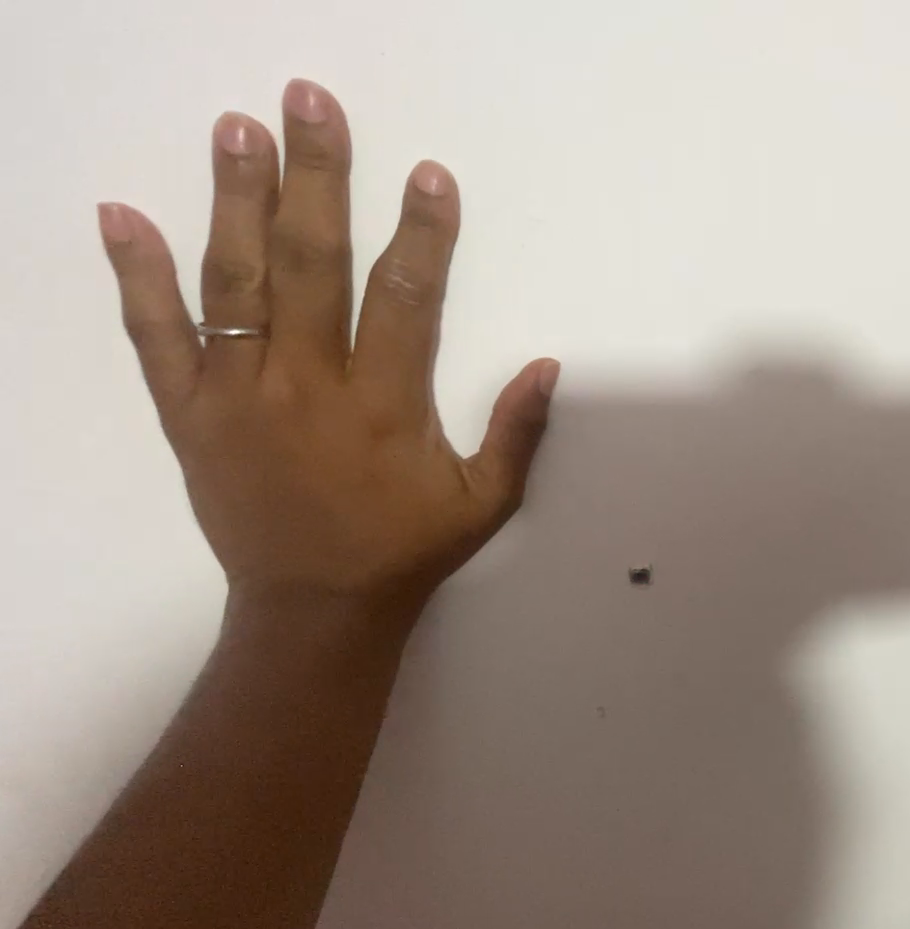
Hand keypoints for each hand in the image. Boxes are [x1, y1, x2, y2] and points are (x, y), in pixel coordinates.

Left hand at [96, 79, 556, 620]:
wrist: (317, 604)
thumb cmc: (411, 547)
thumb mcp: (488, 500)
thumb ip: (517, 431)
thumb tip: (545, 365)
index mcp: (385, 405)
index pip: (404, 298)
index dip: (420, 233)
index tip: (427, 175)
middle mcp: (306, 385)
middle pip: (311, 263)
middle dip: (317, 178)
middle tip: (312, 103)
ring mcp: (237, 394)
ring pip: (233, 282)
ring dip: (234, 199)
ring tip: (237, 129)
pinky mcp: (188, 412)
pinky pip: (155, 336)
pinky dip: (135, 275)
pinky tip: (123, 214)